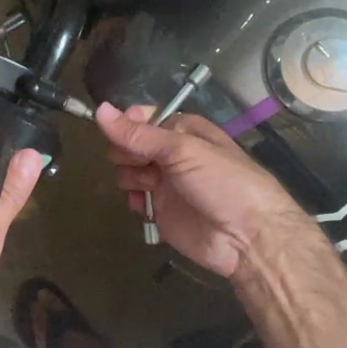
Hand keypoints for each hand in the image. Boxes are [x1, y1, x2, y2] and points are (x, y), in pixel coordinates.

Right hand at [96, 102, 315, 282]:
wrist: (247, 238)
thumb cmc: (222, 182)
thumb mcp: (182, 150)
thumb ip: (139, 134)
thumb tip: (99, 109)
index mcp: (185, 131)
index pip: (146, 117)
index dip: (130, 122)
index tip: (123, 132)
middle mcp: (174, 155)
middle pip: (132, 144)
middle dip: (127, 150)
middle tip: (137, 161)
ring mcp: (167, 184)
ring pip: (129, 170)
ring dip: (129, 175)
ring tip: (146, 185)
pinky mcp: (161, 211)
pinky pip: (134, 198)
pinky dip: (134, 199)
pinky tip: (142, 203)